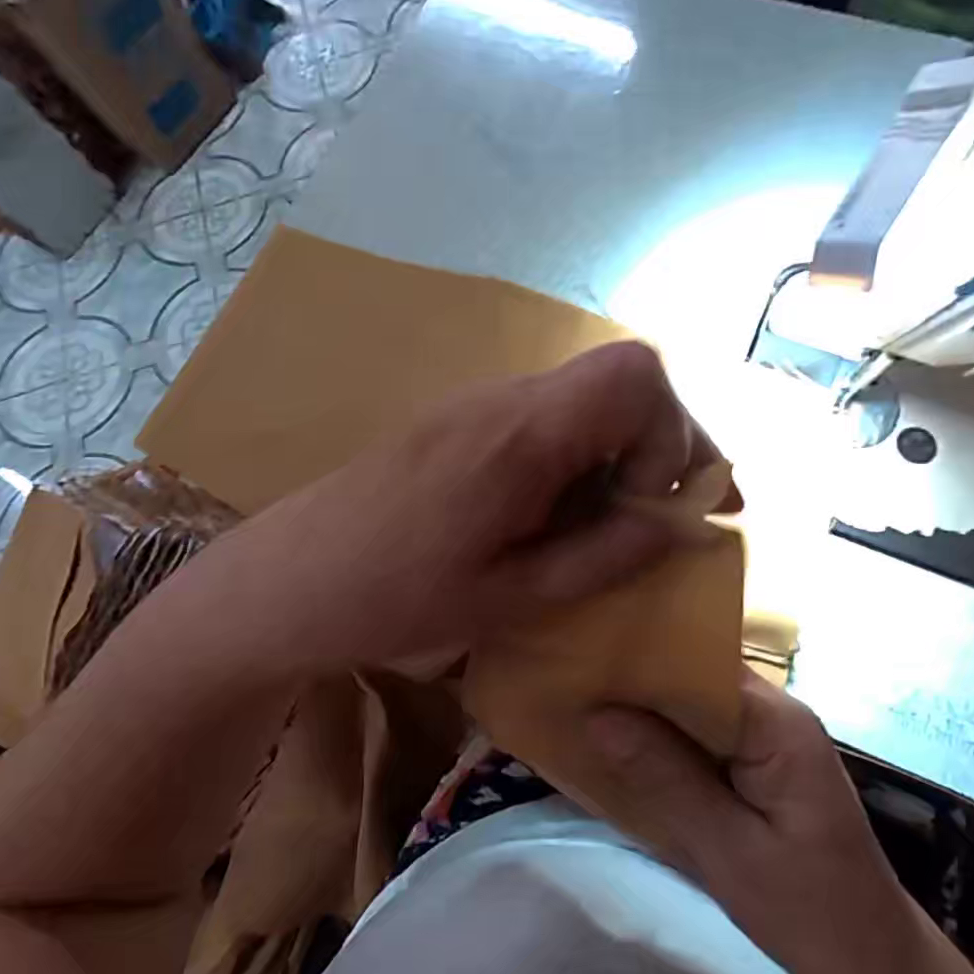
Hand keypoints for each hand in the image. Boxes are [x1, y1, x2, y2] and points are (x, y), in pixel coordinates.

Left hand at [183, 341, 733, 670]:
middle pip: (615, 382)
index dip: (673, 432)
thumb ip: (607, 554)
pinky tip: (547, 516)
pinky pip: (536, 422)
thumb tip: (687, 524)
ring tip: (602, 528)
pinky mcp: (450, 424)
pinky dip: (568, 460)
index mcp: (522, 434)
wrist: (287, 581)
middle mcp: (501, 399)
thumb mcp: (514, 595)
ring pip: (576, 402)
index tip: (658, 503)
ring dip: (610, 456)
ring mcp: (470, 406)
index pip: (637, 374)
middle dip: (654, 447)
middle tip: (654, 520)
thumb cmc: (396, 598)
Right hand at [585, 668, 973, 973]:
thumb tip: (598, 715)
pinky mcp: (756, 757)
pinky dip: (661, 733)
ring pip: (693, 700)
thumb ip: (665, 776)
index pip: (700, 663)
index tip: (582, 658)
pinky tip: (620, 740)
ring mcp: (767, 734)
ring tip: (580, 699)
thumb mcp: (728, 849)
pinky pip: (700, 729)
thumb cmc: (808, 909)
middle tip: (570, 678)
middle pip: (695, 674)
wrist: (872, 962)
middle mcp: (775, 712)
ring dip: (644, 704)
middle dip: (635, 677)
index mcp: (777, 724)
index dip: (642, 657)